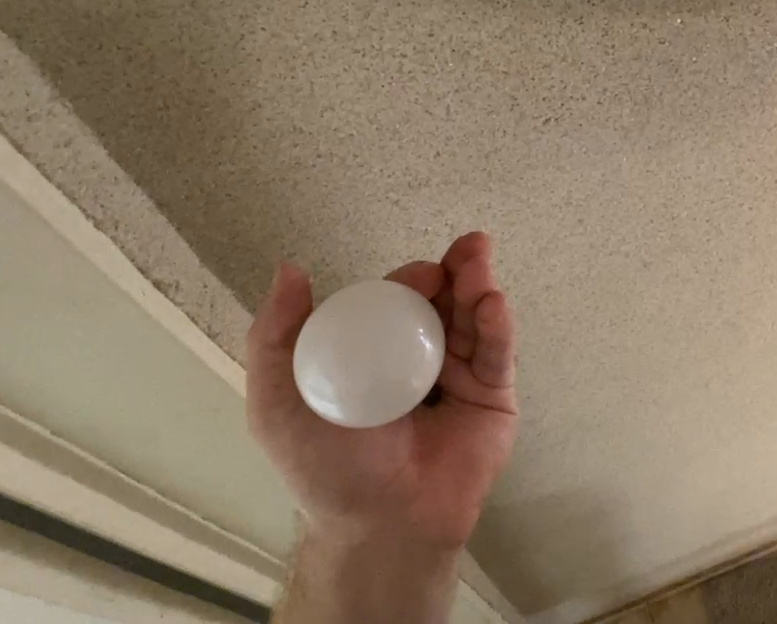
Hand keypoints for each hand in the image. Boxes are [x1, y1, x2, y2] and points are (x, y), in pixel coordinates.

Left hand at [246, 232, 517, 554]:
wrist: (380, 526)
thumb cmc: (328, 466)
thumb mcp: (279, 403)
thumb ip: (277, 337)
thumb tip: (290, 269)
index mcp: (378, 350)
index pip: (401, 302)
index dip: (414, 280)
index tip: (426, 273)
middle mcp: (423, 354)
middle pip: (447, 300)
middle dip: (461, 268)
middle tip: (472, 249)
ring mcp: (462, 372)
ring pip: (476, 317)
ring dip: (483, 285)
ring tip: (482, 268)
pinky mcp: (495, 393)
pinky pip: (498, 352)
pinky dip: (499, 325)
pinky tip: (493, 305)